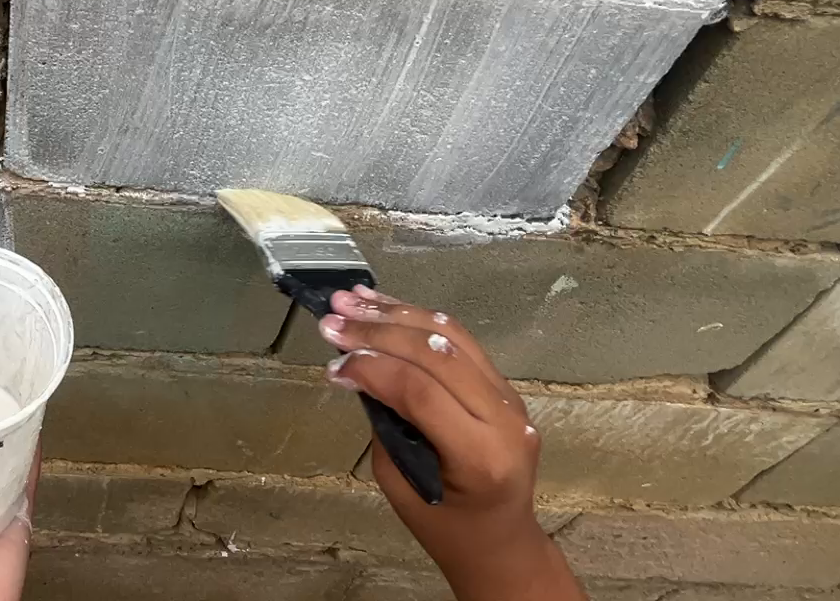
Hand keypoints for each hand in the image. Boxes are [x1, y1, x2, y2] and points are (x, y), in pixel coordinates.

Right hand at [322, 287, 584, 600]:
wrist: (500, 539)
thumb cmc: (443, 524)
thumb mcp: (399, 482)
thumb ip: (385, 421)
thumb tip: (357, 366)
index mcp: (481, 457)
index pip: (421, 392)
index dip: (371, 368)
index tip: (332, 366)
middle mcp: (505, 420)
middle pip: (435, 354)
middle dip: (375, 331)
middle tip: (330, 320)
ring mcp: (509, 396)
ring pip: (447, 334)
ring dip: (391, 313)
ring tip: (347, 300)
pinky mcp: (501, 382)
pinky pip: (456, 337)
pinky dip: (412, 316)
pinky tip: (378, 303)